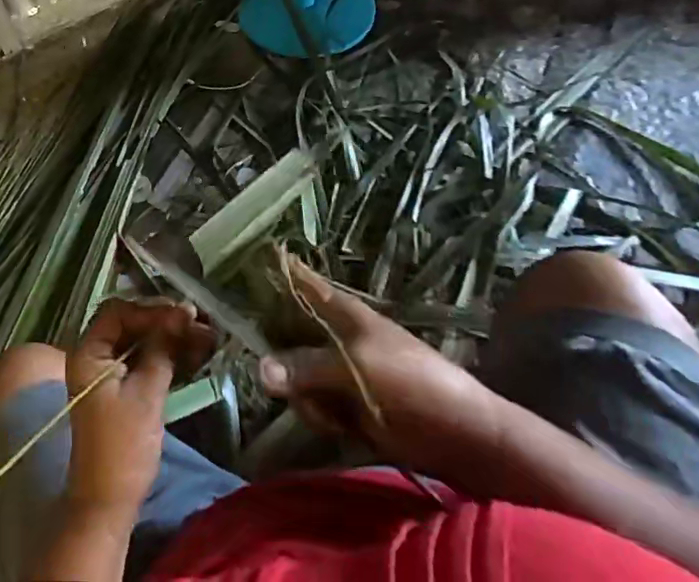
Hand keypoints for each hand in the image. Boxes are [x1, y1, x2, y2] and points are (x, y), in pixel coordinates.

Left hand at [64, 298, 216, 514]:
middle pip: (127, 325)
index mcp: (87, 351)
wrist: (108, 499)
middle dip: (163, 322)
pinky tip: (191, 353)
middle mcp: (91, 355)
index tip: (185, 315)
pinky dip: (163, 356)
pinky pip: (140, 362)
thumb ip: (160, 352)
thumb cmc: (124, 446)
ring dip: (168, 339)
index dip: (151, 310)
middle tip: (200, 323)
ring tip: (205, 336)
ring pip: (137, 343)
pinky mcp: (118, 390)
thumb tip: (179, 317)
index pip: (117, 313)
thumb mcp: (146, 395)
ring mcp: (104, 373)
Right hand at [258, 259, 515, 480]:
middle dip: (272, 348)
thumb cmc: (413, 382)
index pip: (293, 276)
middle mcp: (327, 332)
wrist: (466, 438)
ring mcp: (333, 367)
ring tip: (326, 408)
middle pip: (278, 326)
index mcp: (336, 308)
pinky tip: (337, 424)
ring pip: (287, 369)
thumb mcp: (356, 366)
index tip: (231, 260)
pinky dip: (316, 414)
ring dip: (300, 393)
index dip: (266, 267)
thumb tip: (258, 371)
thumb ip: (304, 366)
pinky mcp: (340, 401)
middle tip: (266, 364)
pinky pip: (306, 400)